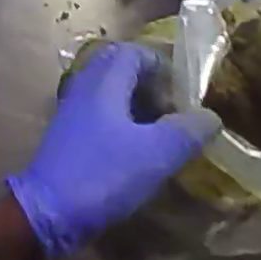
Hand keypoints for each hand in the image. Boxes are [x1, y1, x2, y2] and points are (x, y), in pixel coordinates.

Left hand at [8, 44, 220, 256]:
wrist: (49, 207)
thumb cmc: (104, 174)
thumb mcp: (155, 154)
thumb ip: (185, 132)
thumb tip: (210, 115)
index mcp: (104, 82)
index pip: (132, 52)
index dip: (160, 62)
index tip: (185, 86)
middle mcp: (84, 87)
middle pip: (118, 67)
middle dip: (149, 81)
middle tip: (175, 106)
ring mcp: (72, 109)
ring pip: (108, 90)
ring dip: (135, 101)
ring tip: (162, 127)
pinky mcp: (67, 132)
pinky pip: (98, 110)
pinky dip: (120, 118)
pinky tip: (136, 145)